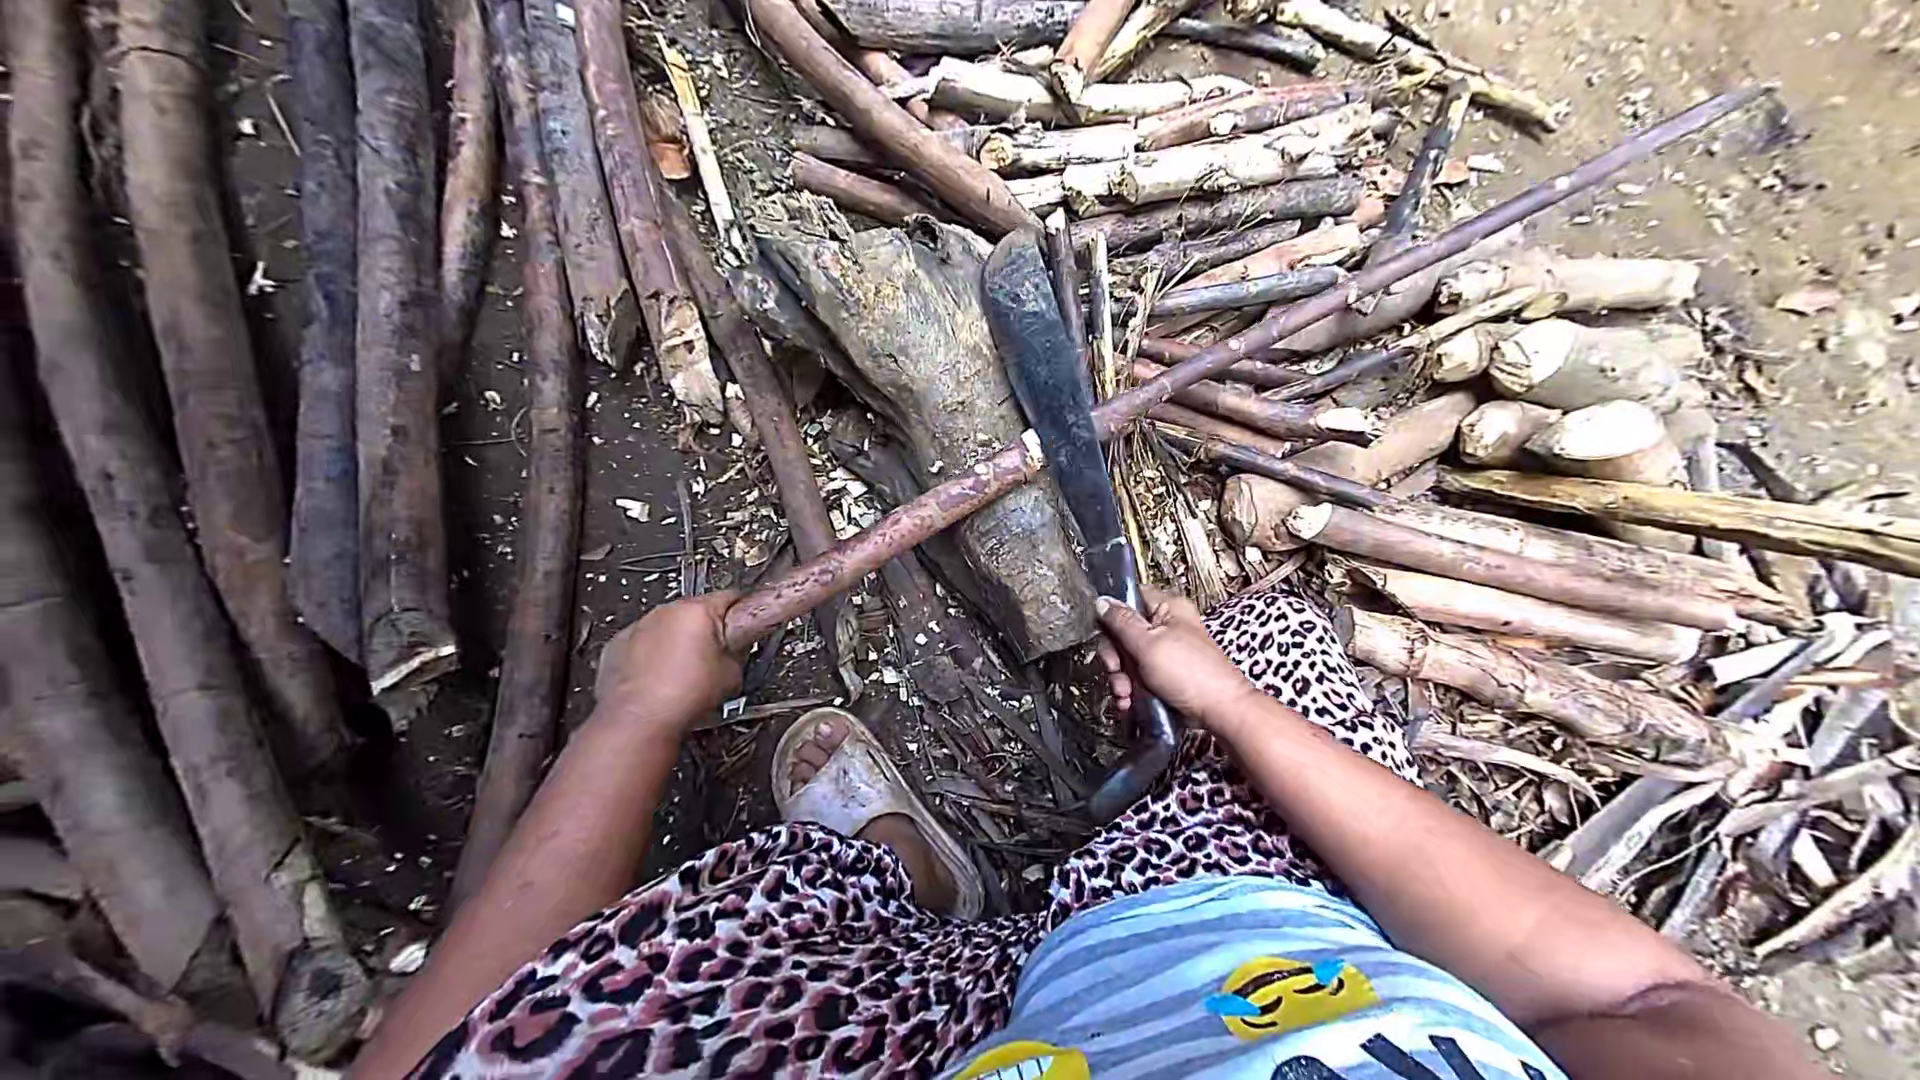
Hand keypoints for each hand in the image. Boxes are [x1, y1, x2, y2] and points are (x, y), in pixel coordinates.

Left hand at [594, 591, 744, 730]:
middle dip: (707, 631)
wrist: (638, 722)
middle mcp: (665, 611)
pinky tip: (659, 680)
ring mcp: (638, 626)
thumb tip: (738, 648)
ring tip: (683, 674)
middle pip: (696, 612)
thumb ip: (738, 652)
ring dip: (677, 642)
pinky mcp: (617, 645)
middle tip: (714, 659)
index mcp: (697, 611)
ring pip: (667, 626)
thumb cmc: (681, 698)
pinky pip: (642, 643)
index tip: (742, 626)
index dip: (740, 613)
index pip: (731, 597)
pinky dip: (651, 656)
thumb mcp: (733, 674)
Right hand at [1095, 587, 1262, 737]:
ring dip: (1121, 677)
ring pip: (1128, 657)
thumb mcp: (1147, 644)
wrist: (1220, 713)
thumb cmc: (1191, 675)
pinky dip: (1131, 688)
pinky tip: (1130, 700)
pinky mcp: (1166, 673)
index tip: (1106, 636)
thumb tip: (1102, 602)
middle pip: (1123, 631)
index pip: (1128, 597)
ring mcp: (1166, 650)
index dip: (1112, 615)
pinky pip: (1139, 675)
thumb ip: (1121, 622)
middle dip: (1115, 656)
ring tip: (1125, 692)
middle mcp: (1167, 625)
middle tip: (1116, 669)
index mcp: (1168, 607)